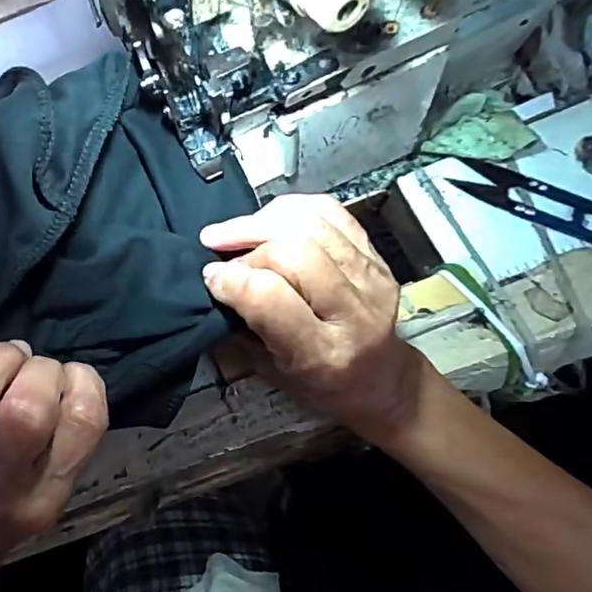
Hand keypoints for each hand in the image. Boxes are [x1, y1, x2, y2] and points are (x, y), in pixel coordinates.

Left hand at [0, 341, 108, 589]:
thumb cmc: (17, 497)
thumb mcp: (60, 482)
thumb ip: (73, 432)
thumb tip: (65, 371)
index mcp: (46, 490)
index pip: (81, 423)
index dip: (82, 382)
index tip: (70, 380)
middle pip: (23, 412)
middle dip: (39, 370)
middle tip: (35, 369)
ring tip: (5, 358)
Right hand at [199, 194, 428, 444]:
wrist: (380, 379)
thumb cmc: (318, 382)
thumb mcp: (270, 369)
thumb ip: (243, 323)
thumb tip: (214, 276)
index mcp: (324, 353)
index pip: (271, 297)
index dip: (232, 280)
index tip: (210, 276)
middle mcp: (355, 312)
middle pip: (294, 252)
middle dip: (247, 247)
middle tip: (224, 256)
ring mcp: (372, 278)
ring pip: (311, 224)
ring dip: (261, 222)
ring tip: (234, 233)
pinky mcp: (376, 256)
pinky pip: (329, 212)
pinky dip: (290, 210)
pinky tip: (268, 221)